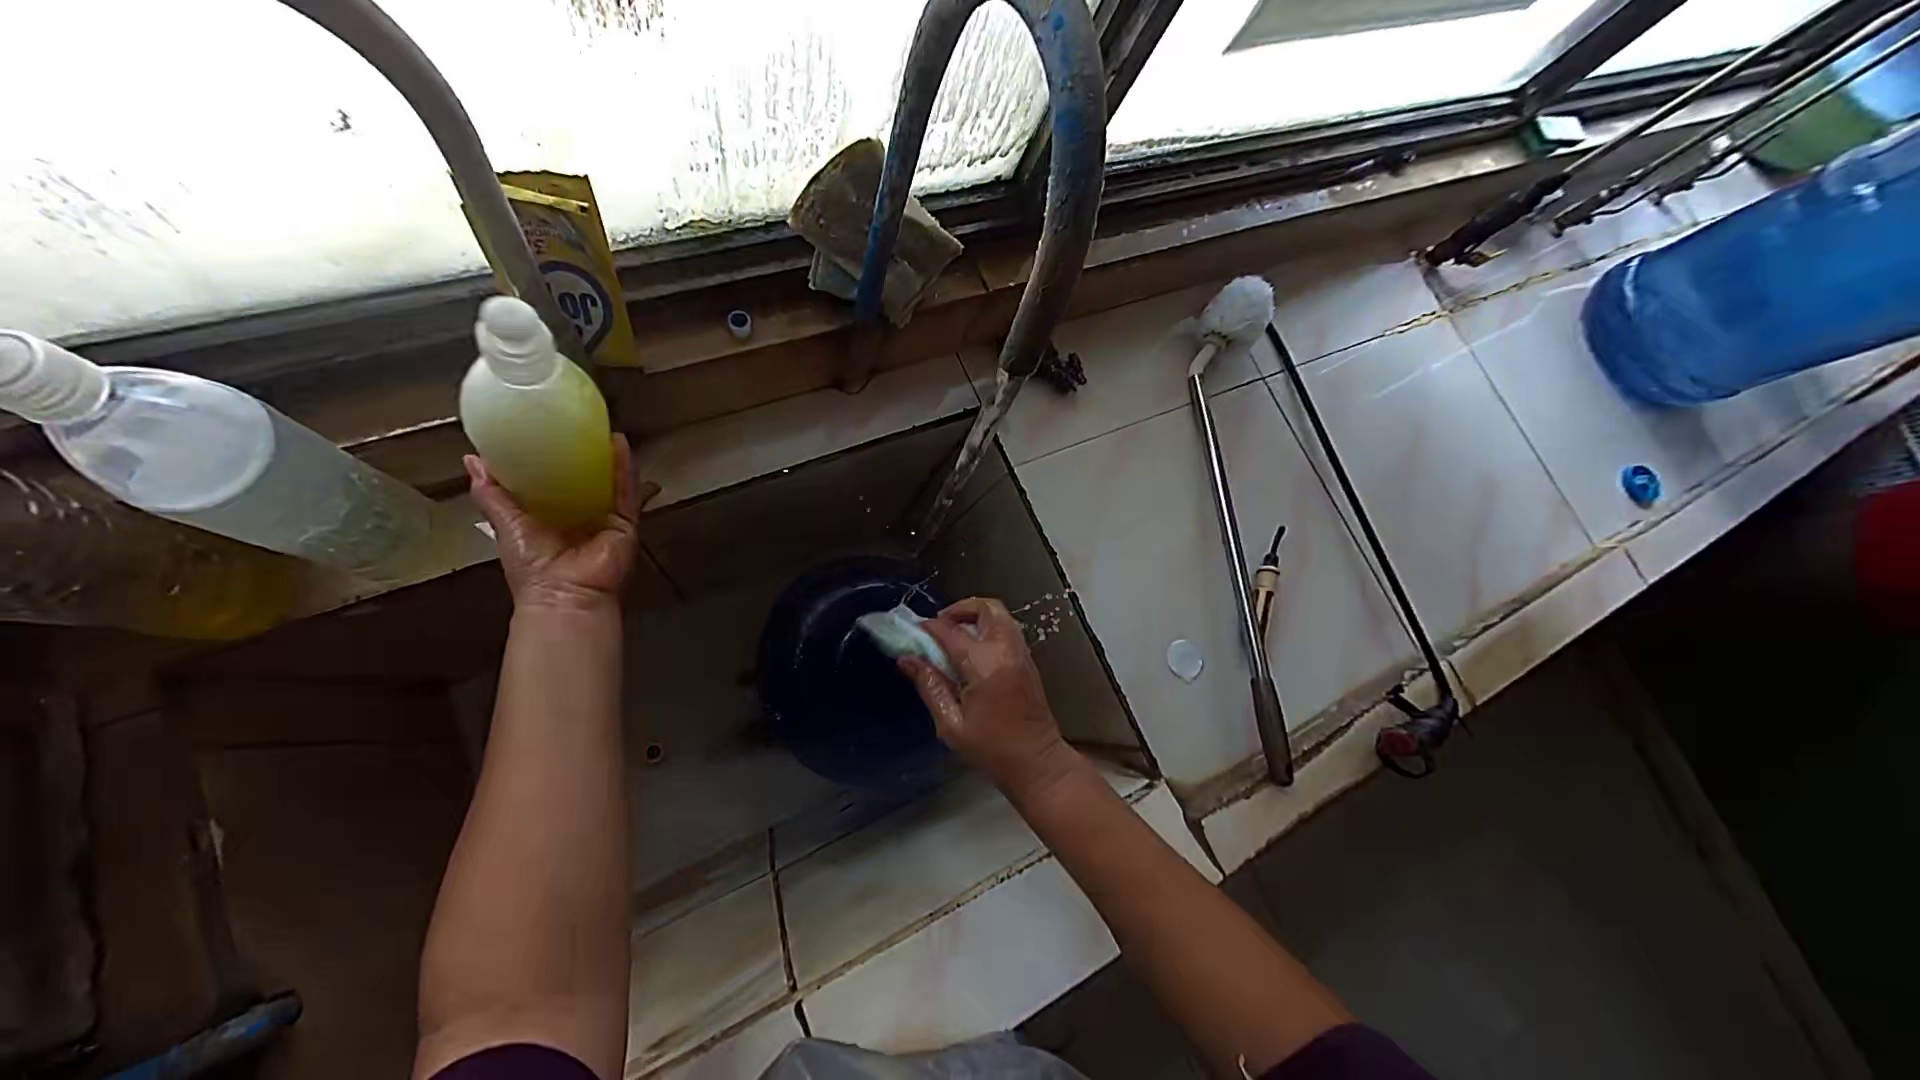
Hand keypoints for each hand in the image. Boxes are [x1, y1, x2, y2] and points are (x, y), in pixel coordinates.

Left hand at [463, 433, 658, 612]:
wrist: (564, 595)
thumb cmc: (532, 568)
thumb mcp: (505, 524)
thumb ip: (492, 494)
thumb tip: (473, 461)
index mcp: (553, 518)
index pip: (554, 484)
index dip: (552, 460)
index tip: (547, 435)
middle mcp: (582, 518)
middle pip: (588, 482)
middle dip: (587, 457)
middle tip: (581, 429)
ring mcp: (606, 521)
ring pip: (611, 484)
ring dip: (610, 459)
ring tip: (605, 431)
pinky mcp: (625, 524)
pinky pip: (627, 494)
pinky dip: (626, 471)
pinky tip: (620, 447)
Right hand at [900, 597, 1079, 795]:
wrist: (1037, 763)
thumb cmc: (993, 750)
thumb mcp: (950, 724)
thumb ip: (929, 685)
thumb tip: (907, 660)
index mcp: (984, 665)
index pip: (950, 631)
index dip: (928, 628)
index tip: (912, 632)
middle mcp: (1006, 651)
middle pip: (984, 607)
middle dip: (958, 609)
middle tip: (938, 626)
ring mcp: (1021, 653)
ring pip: (999, 614)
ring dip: (974, 616)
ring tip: (953, 635)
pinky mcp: (1028, 661)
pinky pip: (1007, 629)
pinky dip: (987, 628)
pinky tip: (971, 650)